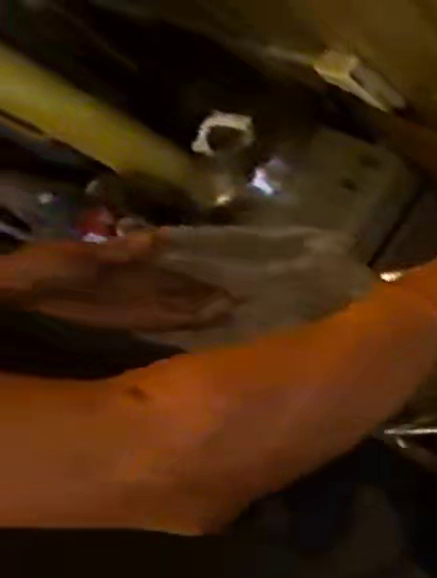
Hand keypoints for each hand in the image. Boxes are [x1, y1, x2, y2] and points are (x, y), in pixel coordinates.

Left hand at [0, 233, 232, 330]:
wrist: (21, 292)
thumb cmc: (48, 266)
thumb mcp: (85, 253)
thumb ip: (126, 250)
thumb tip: (164, 235)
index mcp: (138, 266)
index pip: (181, 267)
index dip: (207, 267)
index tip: (236, 264)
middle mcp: (150, 286)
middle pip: (194, 289)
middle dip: (221, 288)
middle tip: (254, 288)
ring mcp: (151, 306)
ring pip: (196, 307)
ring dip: (219, 306)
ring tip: (245, 304)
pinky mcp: (149, 322)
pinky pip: (184, 323)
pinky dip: (204, 321)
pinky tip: (223, 318)